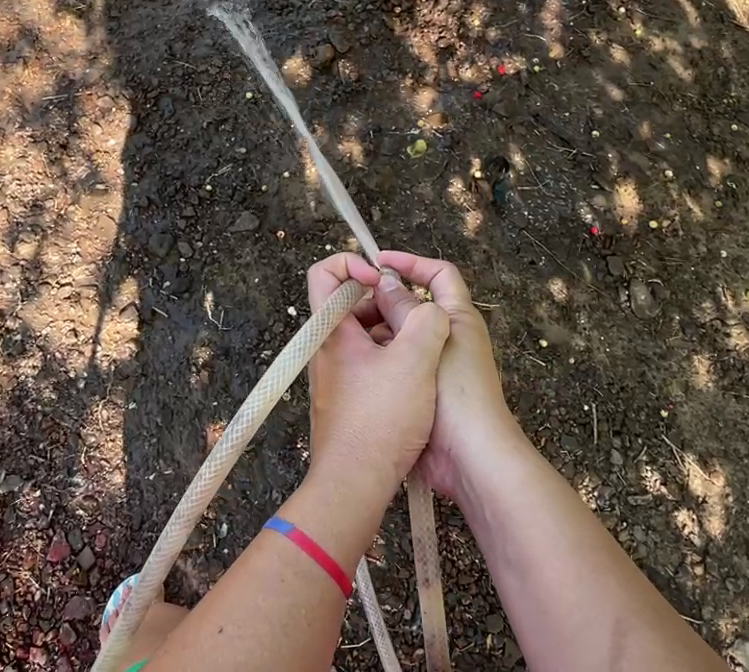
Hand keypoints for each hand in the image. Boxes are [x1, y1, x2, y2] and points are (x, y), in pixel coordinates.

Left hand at [305, 253, 450, 501]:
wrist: (355, 484)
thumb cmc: (380, 419)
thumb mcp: (415, 361)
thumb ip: (425, 321)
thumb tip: (423, 304)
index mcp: (331, 329)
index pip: (323, 272)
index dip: (352, 264)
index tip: (383, 280)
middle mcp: (326, 348)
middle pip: (348, 303)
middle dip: (383, 302)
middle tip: (414, 318)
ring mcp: (334, 376)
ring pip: (362, 335)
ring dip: (393, 334)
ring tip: (422, 351)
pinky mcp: (346, 399)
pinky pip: (368, 364)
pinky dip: (391, 360)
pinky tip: (416, 379)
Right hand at [368, 251, 522, 501]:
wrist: (471, 458)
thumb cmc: (456, 392)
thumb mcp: (428, 341)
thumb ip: (405, 309)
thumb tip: (386, 281)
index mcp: (458, 317)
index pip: (439, 274)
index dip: (411, 262)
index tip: (377, 262)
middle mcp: (448, 336)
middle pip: (412, 305)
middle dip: (383, 300)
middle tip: (350, 303)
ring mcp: (434, 364)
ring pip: (399, 335)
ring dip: (376, 331)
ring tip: (347, 334)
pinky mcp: (421, 390)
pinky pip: (395, 363)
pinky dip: (377, 358)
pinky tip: (355, 362)